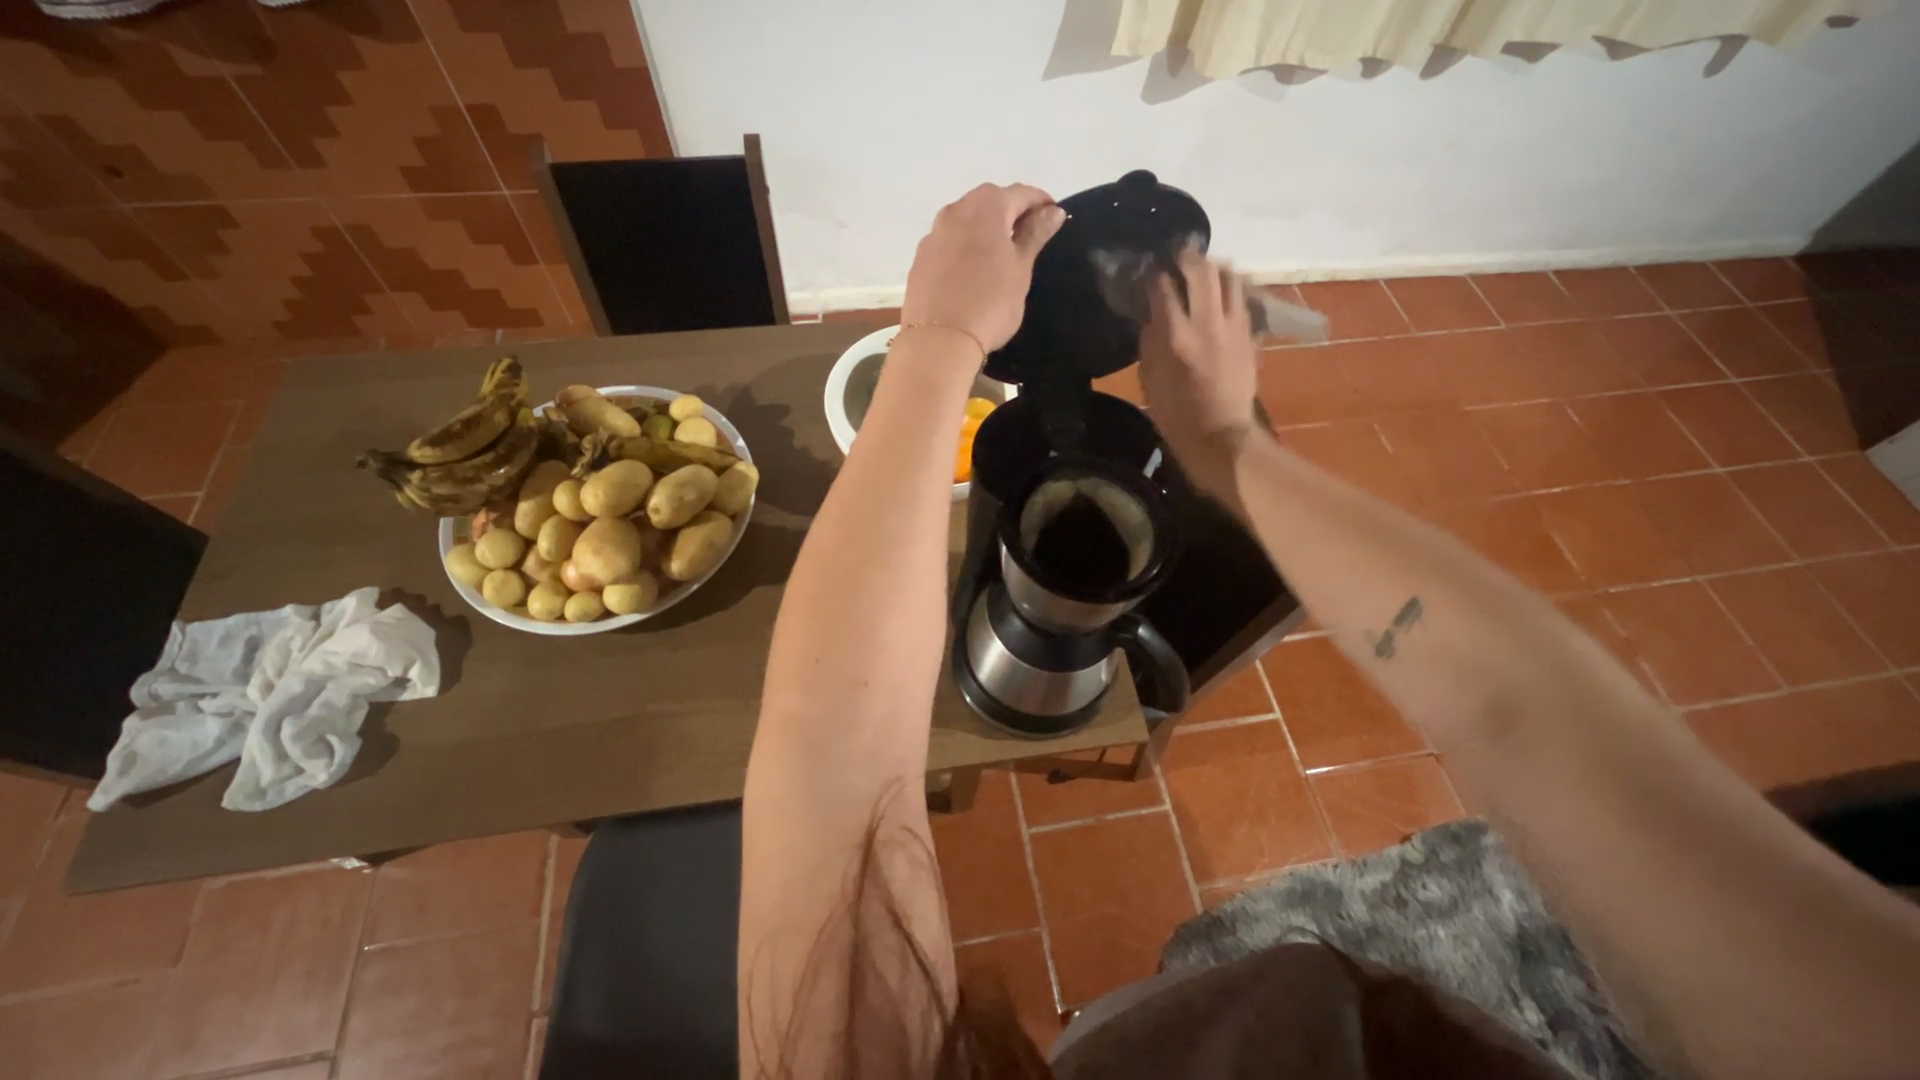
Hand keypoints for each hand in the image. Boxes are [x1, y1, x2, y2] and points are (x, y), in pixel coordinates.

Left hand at [901, 183, 1066, 355]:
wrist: (939, 341)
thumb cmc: (990, 303)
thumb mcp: (1021, 269)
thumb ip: (1035, 234)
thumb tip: (1053, 212)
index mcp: (986, 207)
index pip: (1021, 193)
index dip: (1041, 202)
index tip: (1054, 215)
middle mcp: (955, 211)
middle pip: (990, 202)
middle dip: (1011, 212)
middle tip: (1029, 234)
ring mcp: (933, 234)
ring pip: (966, 221)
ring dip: (985, 229)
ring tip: (1000, 253)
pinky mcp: (920, 258)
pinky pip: (949, 242)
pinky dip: (964, 247)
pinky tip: (972, 270)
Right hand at [1139, 245, 1259, 480]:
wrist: (1220, 434)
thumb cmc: (1176, 412)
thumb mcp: (1150, 378)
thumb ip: (1150, 340)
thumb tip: (1153, 313)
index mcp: (1176, 336)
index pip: (1163, 286)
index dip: (1154, 272)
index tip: (1149, 269)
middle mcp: (1208, 322)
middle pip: (1202, 269)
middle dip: (1187, 256)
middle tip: (1177, 256)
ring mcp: (1234, 325)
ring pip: (1229, 276)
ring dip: (1214, 267)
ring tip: (1202, 271)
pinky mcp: (1250, 333)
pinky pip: (1241, 296)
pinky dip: (1230, 287)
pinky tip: (1220, 292)